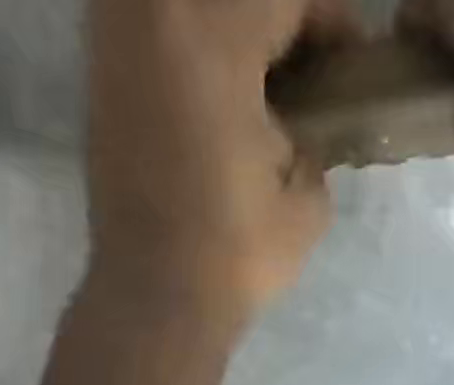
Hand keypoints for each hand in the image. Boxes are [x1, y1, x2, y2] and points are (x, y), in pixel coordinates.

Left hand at [86, 0, 357, 311]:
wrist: (160, 286)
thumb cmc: (243, 248)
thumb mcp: (308, 193)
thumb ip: (316, 133)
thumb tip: (311, 114)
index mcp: (210, 40)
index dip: (333, 20)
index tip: (351, 66)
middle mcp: (150, 12)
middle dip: (287, 18)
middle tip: (313, 69)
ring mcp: (115, 31)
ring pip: (194, 2)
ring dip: (241, 28)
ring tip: (270, 78)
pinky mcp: (102, 62)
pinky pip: (158, 17)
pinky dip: (200, 38)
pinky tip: (229, 85)